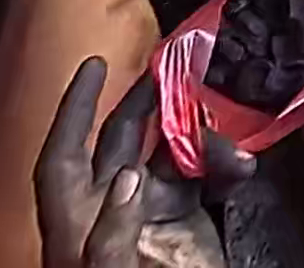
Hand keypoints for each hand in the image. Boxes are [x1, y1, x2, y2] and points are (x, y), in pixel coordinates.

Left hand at [37, 58, 256, 267]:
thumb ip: (111, 240)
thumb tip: (128, 177)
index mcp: (77, 227)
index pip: (60, 160)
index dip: (72, 111)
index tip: (95, 63)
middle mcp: (108, 210)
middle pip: (118, 140)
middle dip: (146, 102)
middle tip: (175, 66)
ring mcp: (147, 211)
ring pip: (169, 150)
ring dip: (203, 139)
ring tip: (232, 151)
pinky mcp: (182, 214)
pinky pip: (201, 171)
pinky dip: (224, 163)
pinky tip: (243, 170)